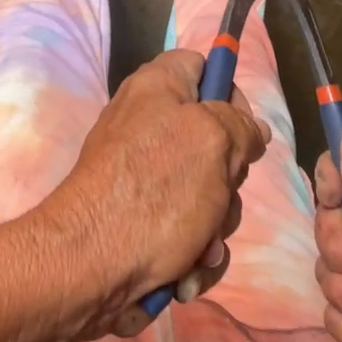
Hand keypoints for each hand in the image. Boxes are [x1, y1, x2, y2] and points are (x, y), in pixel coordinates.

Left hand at [31, 49, 269, 339]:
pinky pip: (195, 232)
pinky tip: (182, 274)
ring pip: (212, 193)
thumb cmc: (154, 190)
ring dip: (215, 226)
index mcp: (156, 89)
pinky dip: (196, 255)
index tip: (242, 128)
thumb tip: (251, 128)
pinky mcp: (148, 223)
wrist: (90, 266)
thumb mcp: (212, 140)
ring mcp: (148, 178)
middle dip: (229, 179)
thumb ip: (239, 124)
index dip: (229, 92)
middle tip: (219, 194)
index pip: (202, 66)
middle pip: (216, 140)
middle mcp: (149, 127)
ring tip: (197, 245)